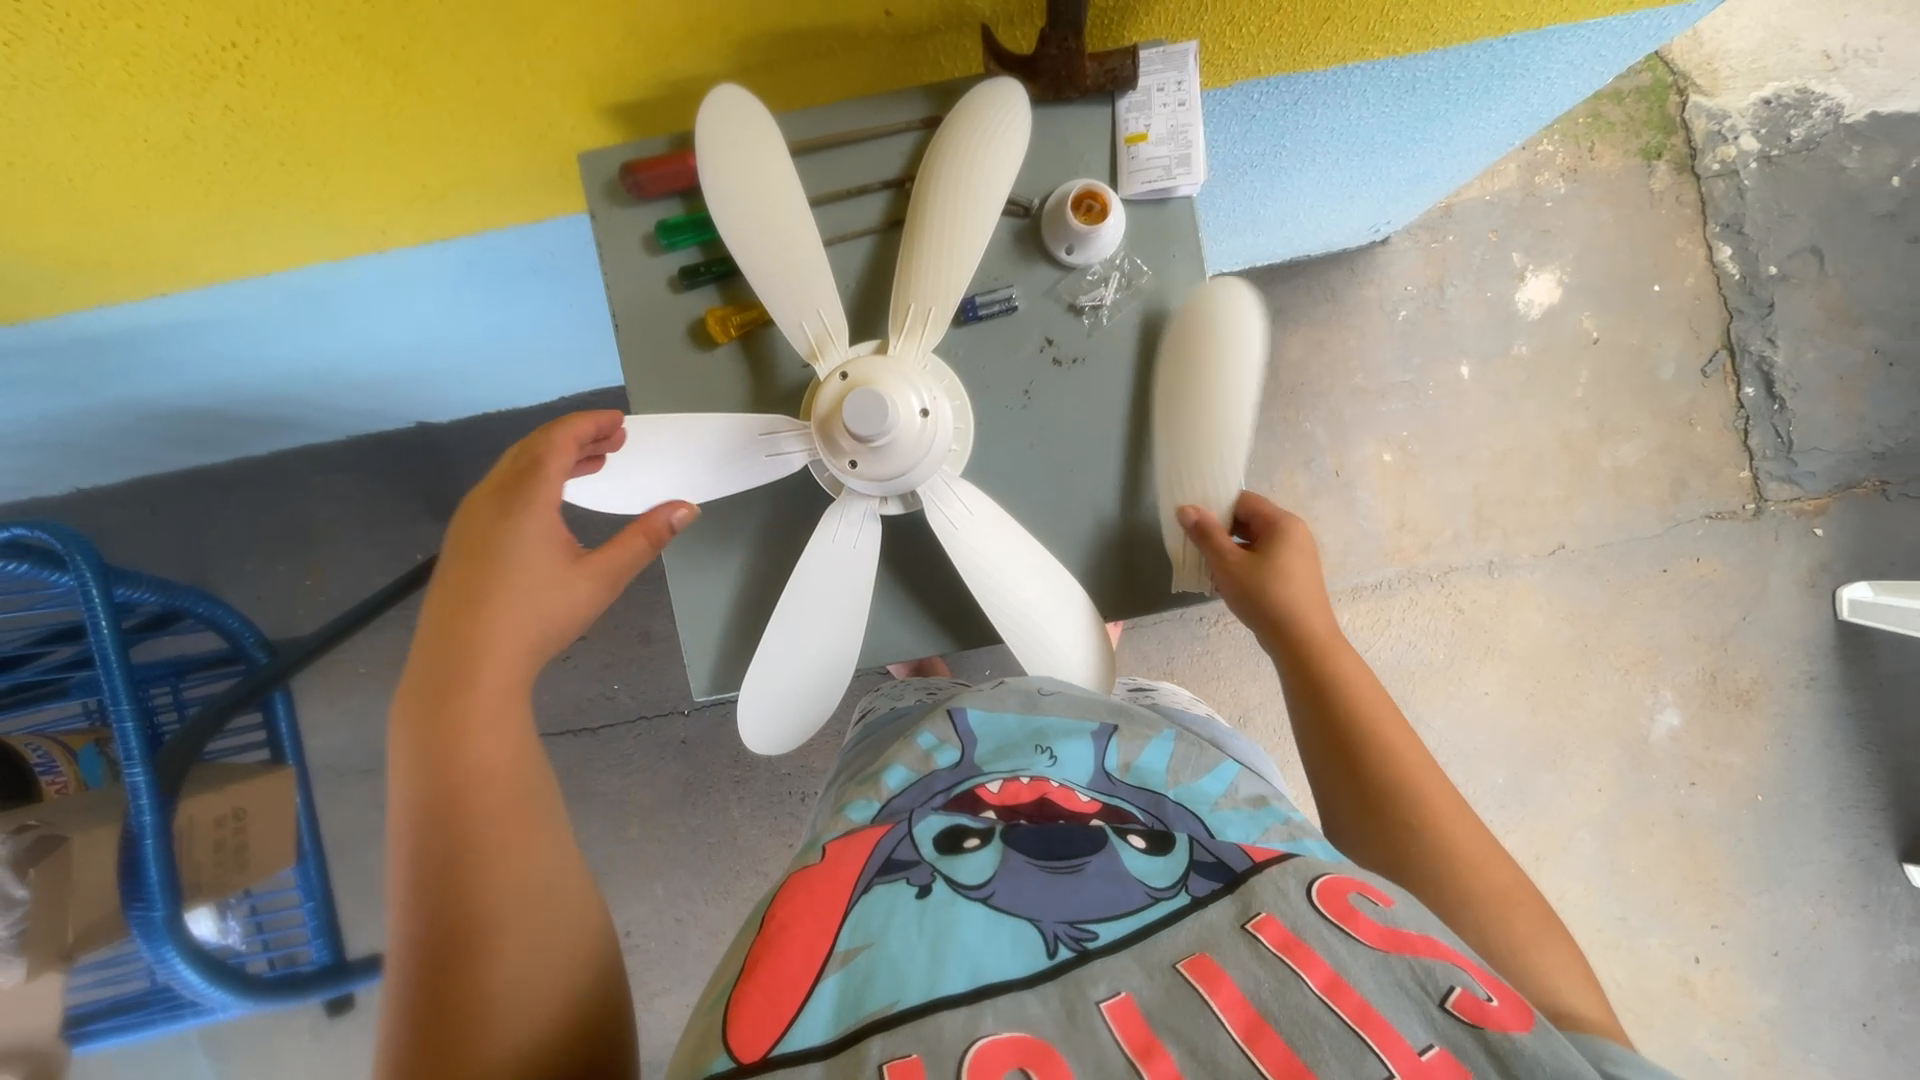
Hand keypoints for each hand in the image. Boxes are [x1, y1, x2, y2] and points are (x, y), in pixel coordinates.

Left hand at [406, 410, 696, 695]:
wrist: (464, 666)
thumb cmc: (537, 618)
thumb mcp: (602, 578)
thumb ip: (645, 538)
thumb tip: (688, 508)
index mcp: (525, 495)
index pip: (558, 439)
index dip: (590, 424)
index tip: (620, 421)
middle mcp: (492, 495)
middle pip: (534, 446)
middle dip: (576, 436)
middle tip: (614, 440)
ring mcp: (471, 516)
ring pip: (514, 467)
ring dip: (554, 457)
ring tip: (592, 464)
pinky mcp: (464, 538)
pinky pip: (501, 487)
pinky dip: (533, 478)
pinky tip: (551, 503)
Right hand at [1177, 491, 1338, 650]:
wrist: (1303, 642)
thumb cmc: (1264, 596)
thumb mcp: (1227, 564)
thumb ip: (1205, 534)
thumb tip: (1185, 509)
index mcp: (1281, 522)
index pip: (1243, 500)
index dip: (1215, 507)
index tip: (1192, 522)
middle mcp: (1293, 533)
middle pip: (1249, 520)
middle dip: (1220, 532)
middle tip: (1195, 547)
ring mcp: (1297, 555)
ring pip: (1254, 542)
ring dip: (1229, 551)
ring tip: (1207, 569)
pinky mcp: (1295, 575)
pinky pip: (1263, 559)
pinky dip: (1243, 565)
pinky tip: (1226, 584)